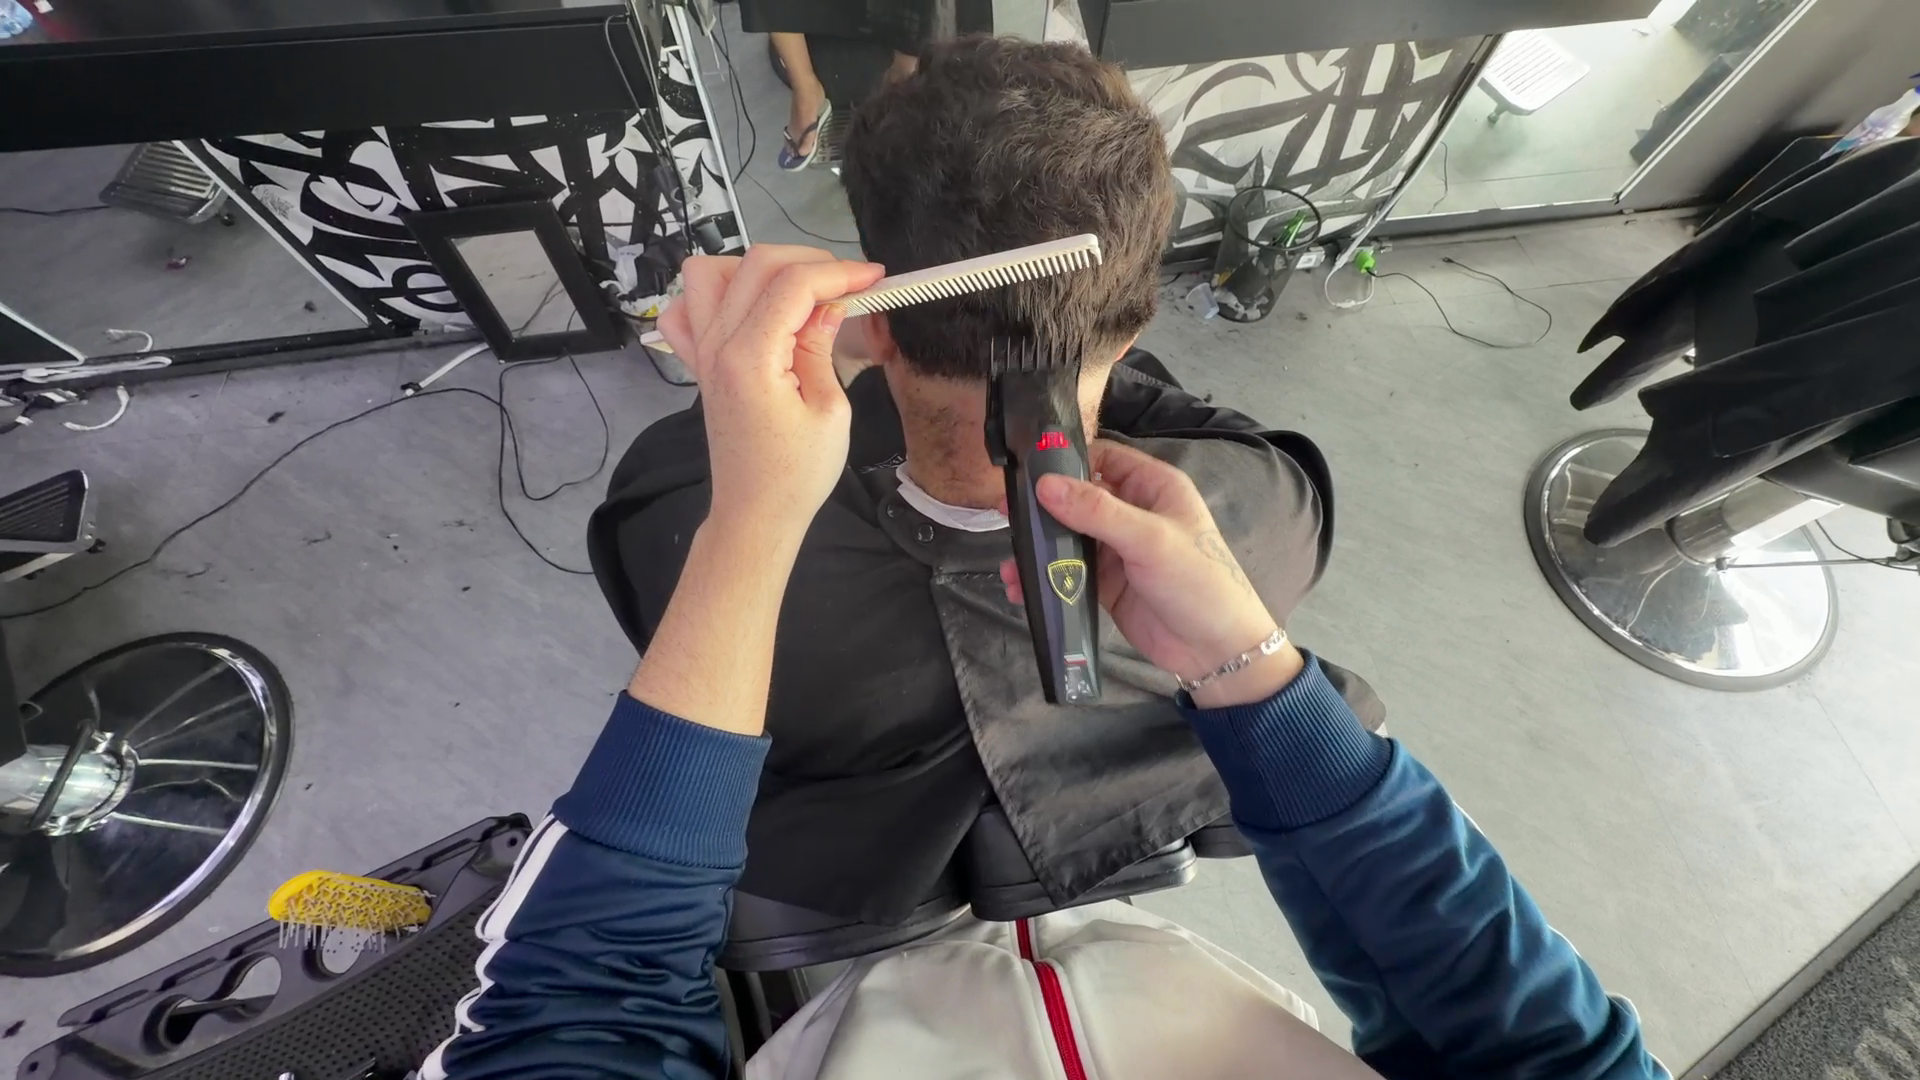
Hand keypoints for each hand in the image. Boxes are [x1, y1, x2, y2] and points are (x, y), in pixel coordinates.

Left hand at [657, 246, 885, 541]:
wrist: (756, 512)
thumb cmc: (799, 474)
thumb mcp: (831, 411)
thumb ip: (821, 347)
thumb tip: (828, 304)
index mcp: (751, 357)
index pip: (793, 285)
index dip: (840, 272)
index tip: (875, 277)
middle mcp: (717, 344)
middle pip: (755, 264)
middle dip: (808, 262)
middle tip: (847, 283)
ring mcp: (701, 352)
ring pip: (710, 272)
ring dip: (756, 268)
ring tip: (795, 291)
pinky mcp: (699, 364)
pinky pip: (685, 311)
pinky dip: (712, 297)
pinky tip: (745, 310)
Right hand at [998, 440, 1303, 706]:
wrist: (1216, 650)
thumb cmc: (1196, 581)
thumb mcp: (1149, 539)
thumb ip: (1096, 511)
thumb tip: (1044, 485)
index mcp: (1152, 487)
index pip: (1103, 458)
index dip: (1067, 461)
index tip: (1028, 472)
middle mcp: (1132, 512)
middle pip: (1077, 498)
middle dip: (1042, 508)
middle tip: (1005, 515)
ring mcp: (1117, 550)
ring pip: (1067, 537)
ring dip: (1038, 548)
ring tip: (1010, 564)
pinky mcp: (1105, 583)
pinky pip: (1068, 572)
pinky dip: (1045, 579)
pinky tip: (1022, 588)